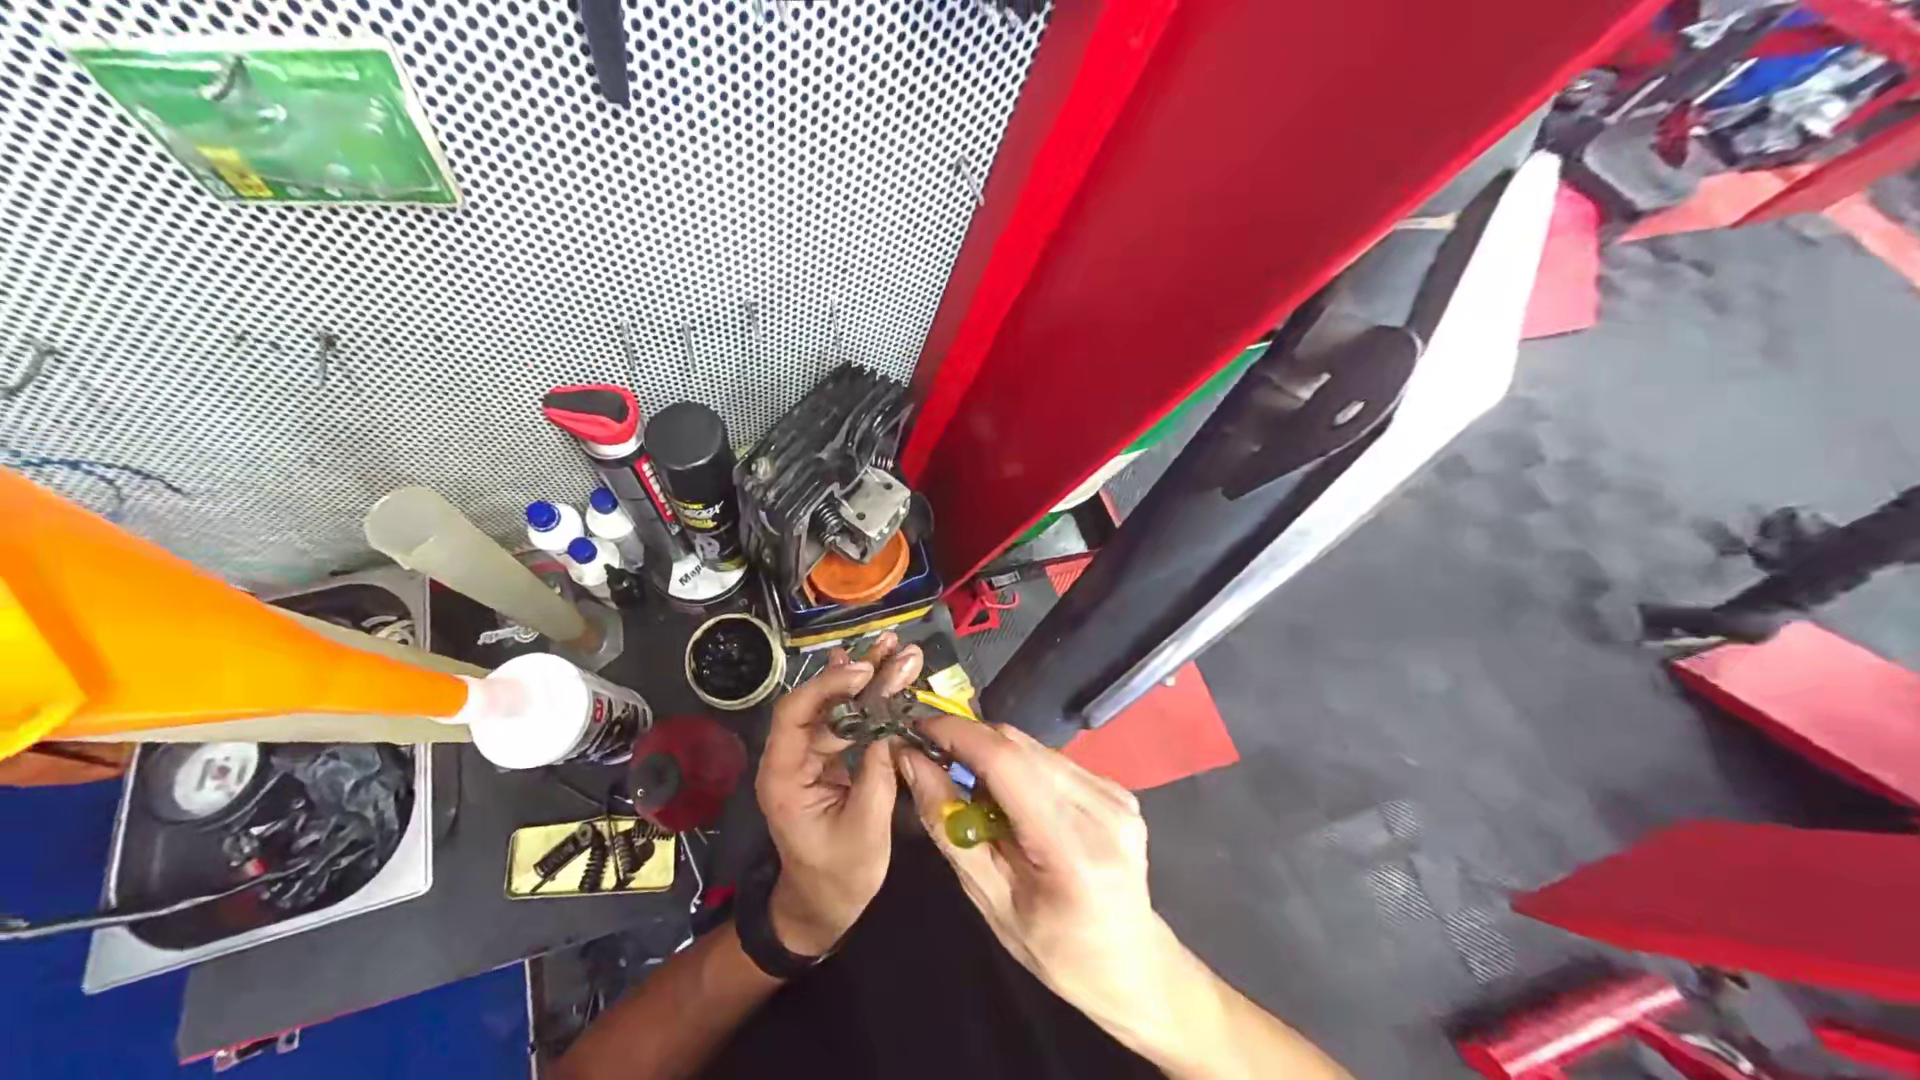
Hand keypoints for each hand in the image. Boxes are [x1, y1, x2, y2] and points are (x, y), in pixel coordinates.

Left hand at [754, 632, 922, 956]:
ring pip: (838, 706)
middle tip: (893, 645)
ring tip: (898, 650)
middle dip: (857, 671)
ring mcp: (811, 756)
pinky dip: (871, 700)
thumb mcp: (865, 830)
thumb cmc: (838, 877)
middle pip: (820, 702)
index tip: (864, 671)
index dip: (827, 687)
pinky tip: (887, 674)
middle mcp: (792, 757)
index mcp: (784, 776)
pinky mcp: (829, 759)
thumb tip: (892, 728)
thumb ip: (877, 775)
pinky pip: (848, 722)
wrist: (823, 906)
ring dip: (869, 678)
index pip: (795, 715)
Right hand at [896, 718, 1182, 1040]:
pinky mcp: (1119, 788)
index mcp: (1072, 848)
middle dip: (969, 740)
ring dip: (993, 753)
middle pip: (1020, 746)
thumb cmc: (1053, 948)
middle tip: (931, 755)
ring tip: (968, 782)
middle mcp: (1102, 808)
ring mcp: (1116, 794)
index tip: (916, 729)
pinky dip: (1020, 766)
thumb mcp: (990, 899)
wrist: (1129, 963)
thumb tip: (912, 763)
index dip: (957, 736)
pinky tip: (1011, 797)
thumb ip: (950, 827)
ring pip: (1035, 747)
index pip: (1007, 763)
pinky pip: (1053, 759)